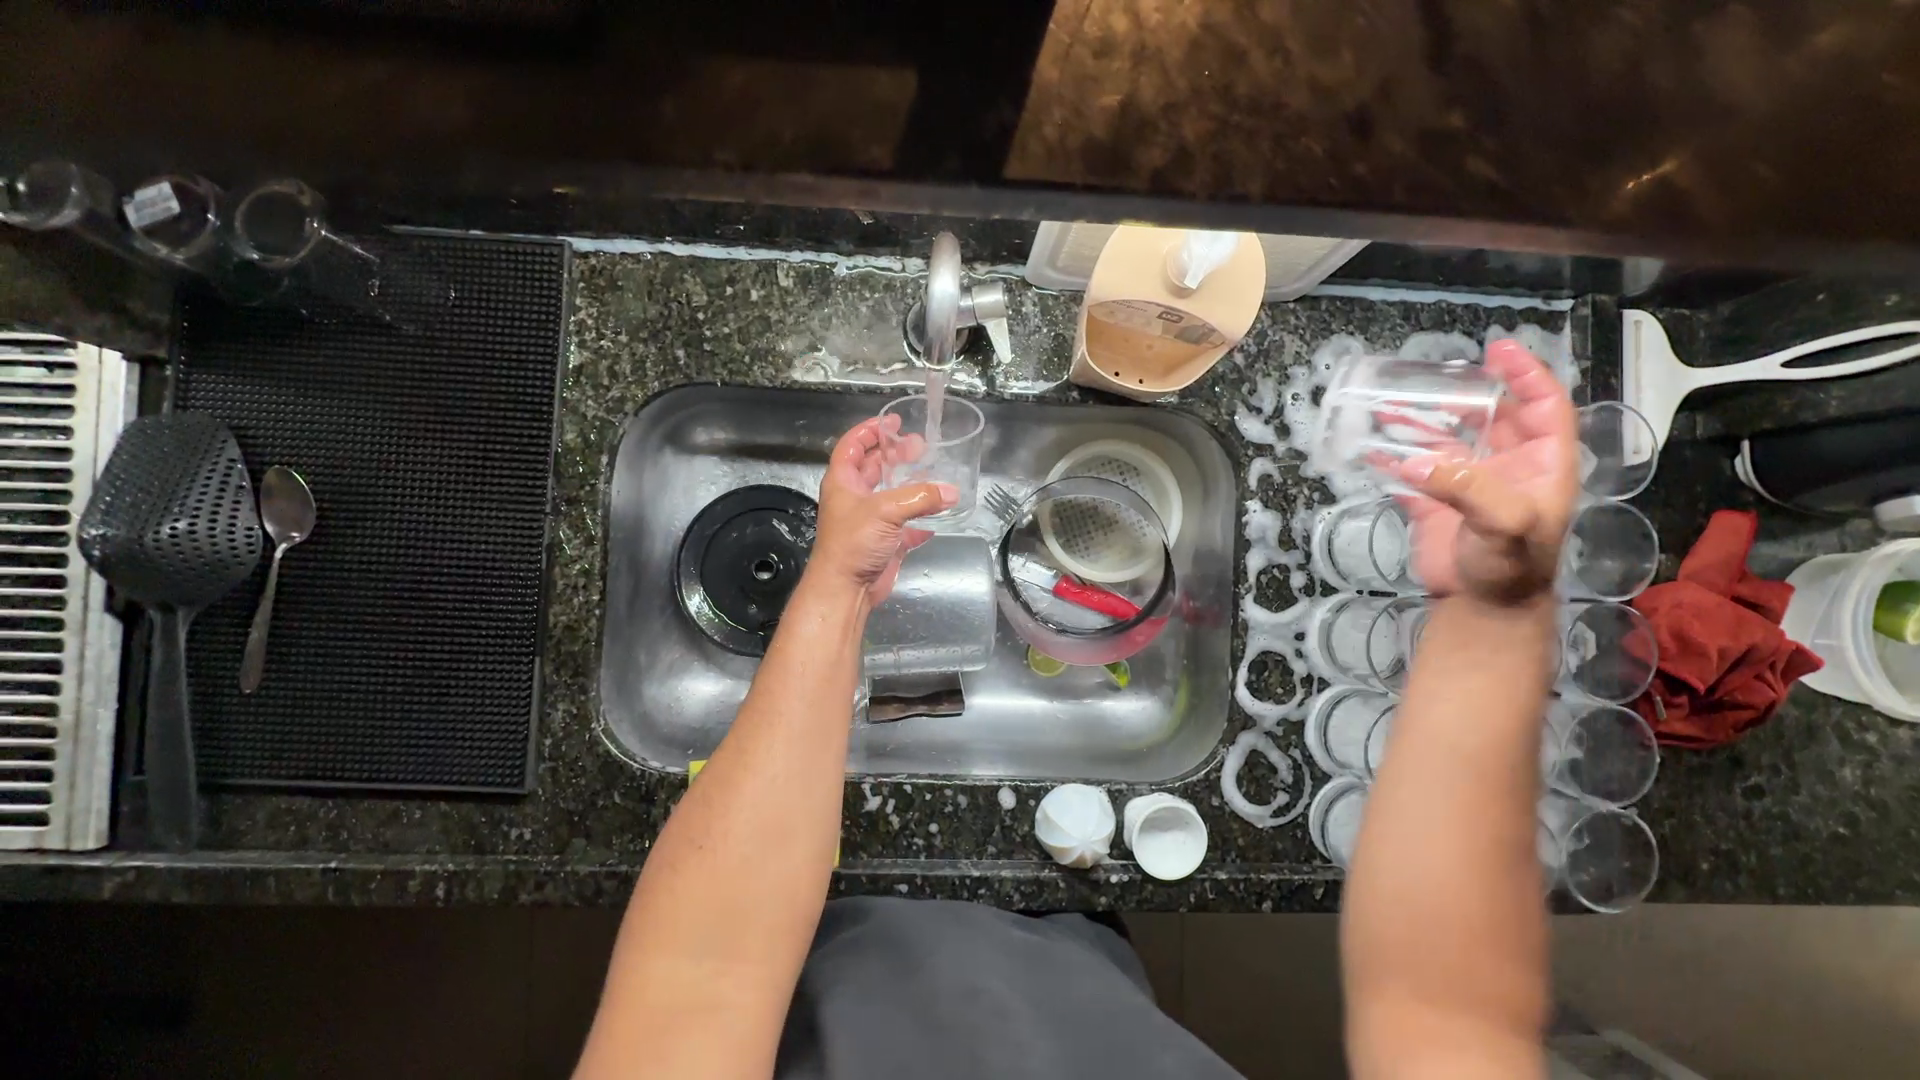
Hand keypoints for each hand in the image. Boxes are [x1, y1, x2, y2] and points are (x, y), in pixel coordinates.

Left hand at [809, 415, 957, 604]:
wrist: (846, 589)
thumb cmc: (854, 543)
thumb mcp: (886, 511)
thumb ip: (920, 497)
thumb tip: (952, 491)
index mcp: (843, 481)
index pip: (852, 445)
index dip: (870, 430)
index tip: (892, 421)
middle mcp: (854, 498)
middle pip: (874, 467)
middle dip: (896, 455)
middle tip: (920, 447)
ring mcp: (869, 521)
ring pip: (891, 495)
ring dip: (911, 484)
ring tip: (934, 474)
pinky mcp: (883, 542)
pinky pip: (905, 525)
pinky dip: (920, 520)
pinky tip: (937, 516)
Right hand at [1395, 340, 1577, 604]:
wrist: (1482, 608)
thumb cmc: (1511, 565)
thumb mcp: (1506, 522)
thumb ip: (1467, 487)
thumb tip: (1413, 463)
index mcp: (1541, 464)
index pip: (1543, 407)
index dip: (1526, 376)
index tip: (1498, 351)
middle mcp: (1507, 468)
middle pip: (1491, 419)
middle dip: (1465, 397)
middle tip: (1435, 382)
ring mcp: (1469, 485)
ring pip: (1447, 442)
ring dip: (1421, 424)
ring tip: (1390, 407)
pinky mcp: (1436, 505)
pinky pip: (1412, 473)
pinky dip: (1391, 458)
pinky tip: (1370, 448)